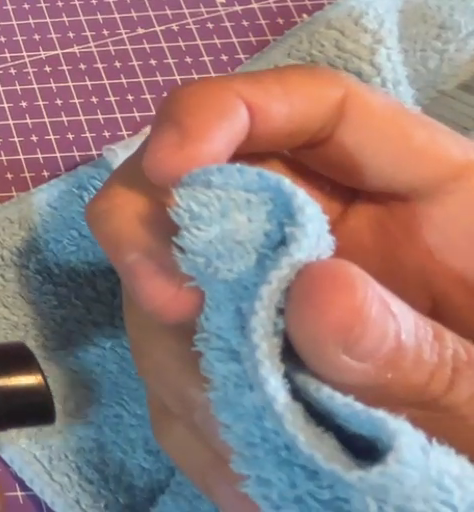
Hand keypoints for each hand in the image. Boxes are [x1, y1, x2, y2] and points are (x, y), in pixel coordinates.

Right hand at [87, 66, 473, 508]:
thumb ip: (431, 360)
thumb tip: (313, 293)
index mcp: (423, 205)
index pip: (302, 108)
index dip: (216, 116)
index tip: (171, 173)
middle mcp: (324, 231)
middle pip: (188, 182)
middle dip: (150, 234)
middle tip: (167, 305)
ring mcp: (268, 292)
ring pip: (162, 277)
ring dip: (177, 352)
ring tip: (244, 449)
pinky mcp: (238, 355)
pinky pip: (174, 364)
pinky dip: (193, 420)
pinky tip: (244, 479)